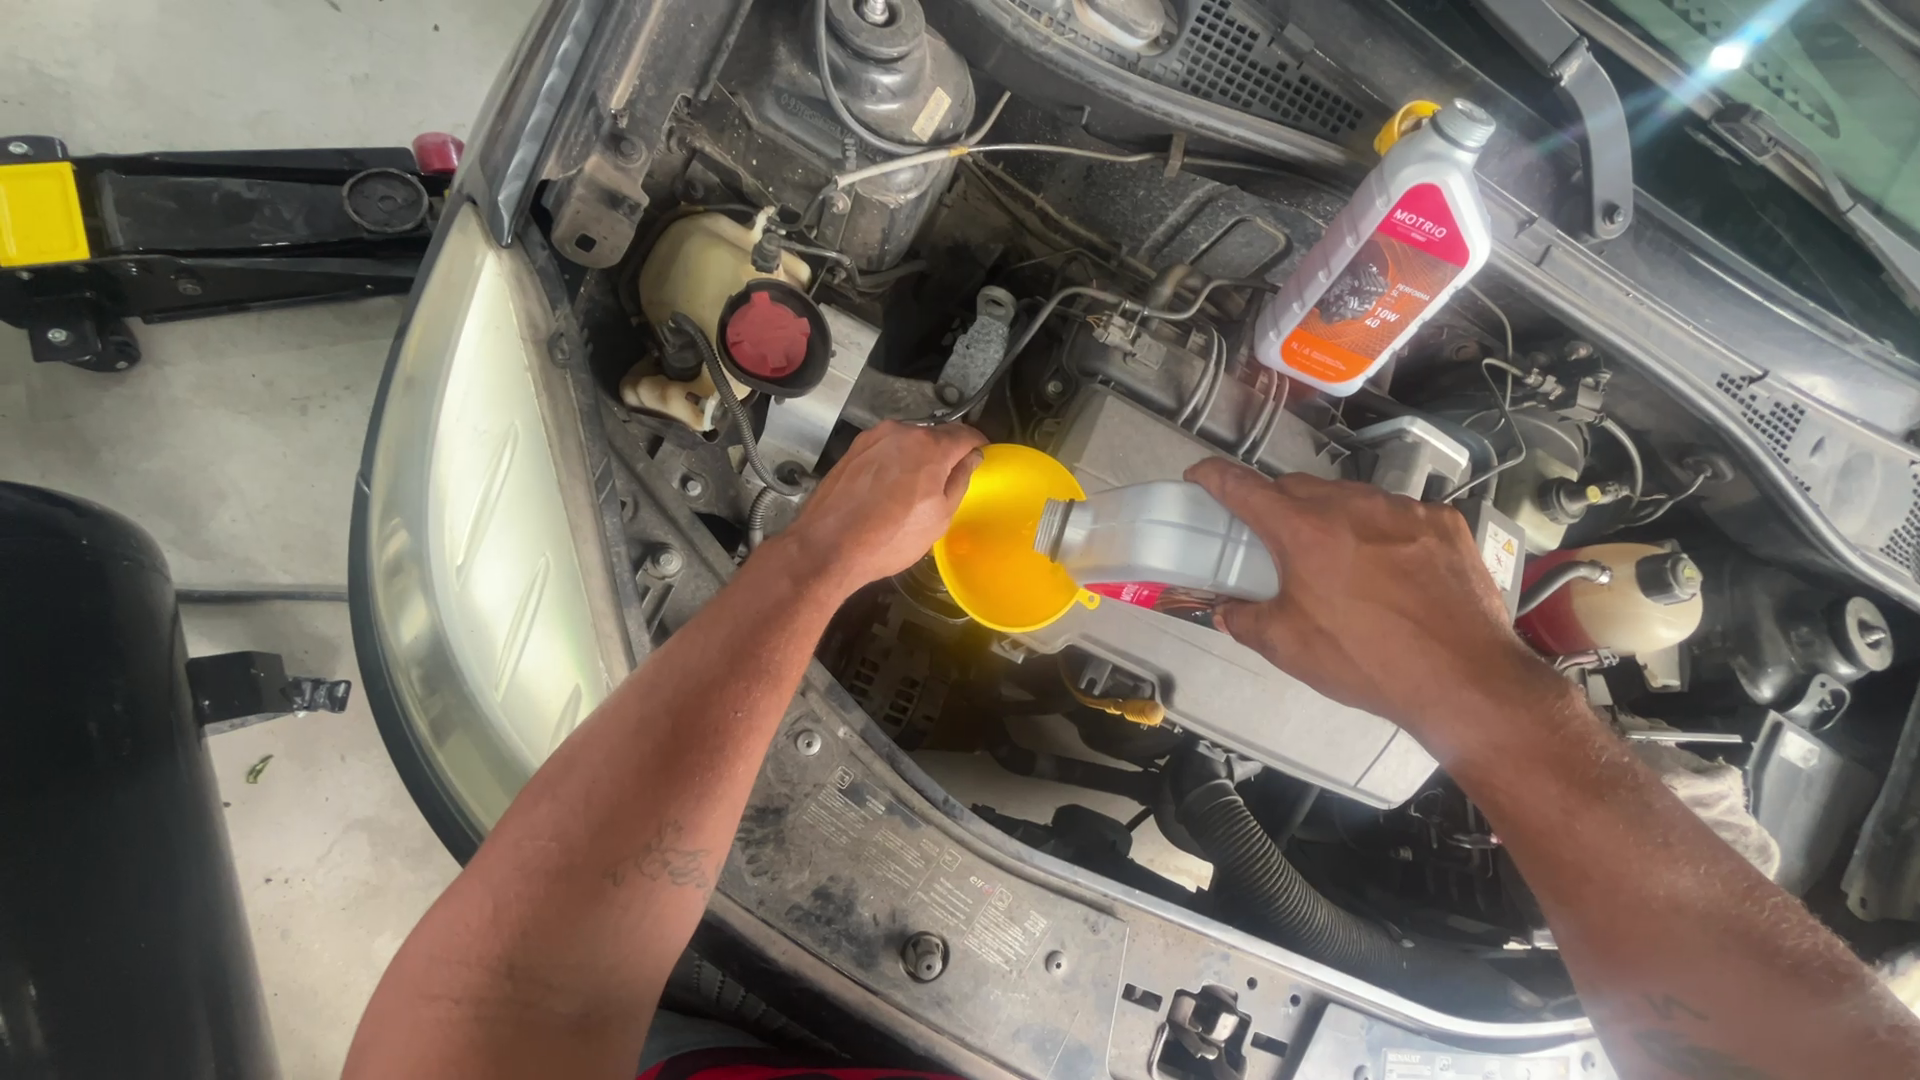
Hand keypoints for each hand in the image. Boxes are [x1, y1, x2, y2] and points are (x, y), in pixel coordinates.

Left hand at [777, 421, 986, 597]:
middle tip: (946, 481)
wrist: (828, 546)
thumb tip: (970, 459)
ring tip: (914, 491)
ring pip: (907, 442)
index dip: (977, 445)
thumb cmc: (889, 537)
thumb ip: (959, 481)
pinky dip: (893, 464)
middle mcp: (900, 432)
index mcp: (929, 446)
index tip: (981, 456)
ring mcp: (872, 439)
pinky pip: (884, 451)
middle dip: (945, 454)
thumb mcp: (939, 517)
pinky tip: (888, 491)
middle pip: (934, 436)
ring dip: (916, 458)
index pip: (965, 434)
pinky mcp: (852, 450)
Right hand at [1185, 460, 1561, 744]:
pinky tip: (1389, 569)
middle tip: (1270, 538)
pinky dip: (1379, 531)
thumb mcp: (1287, 647)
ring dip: (1329, 517)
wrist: (1467, 681)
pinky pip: (1397, 514)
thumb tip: (1227, 612)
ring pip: (1349, 497)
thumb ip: (1245, 620)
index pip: (1243, 487)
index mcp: (1304, 530)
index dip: (1213, 476)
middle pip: (1296, 487)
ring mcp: (1404, 509)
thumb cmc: (1365, 661)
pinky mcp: (1444, 523)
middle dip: (1274, 503)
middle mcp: (1352, 505)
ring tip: (1334, 558)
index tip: (1198, 476)